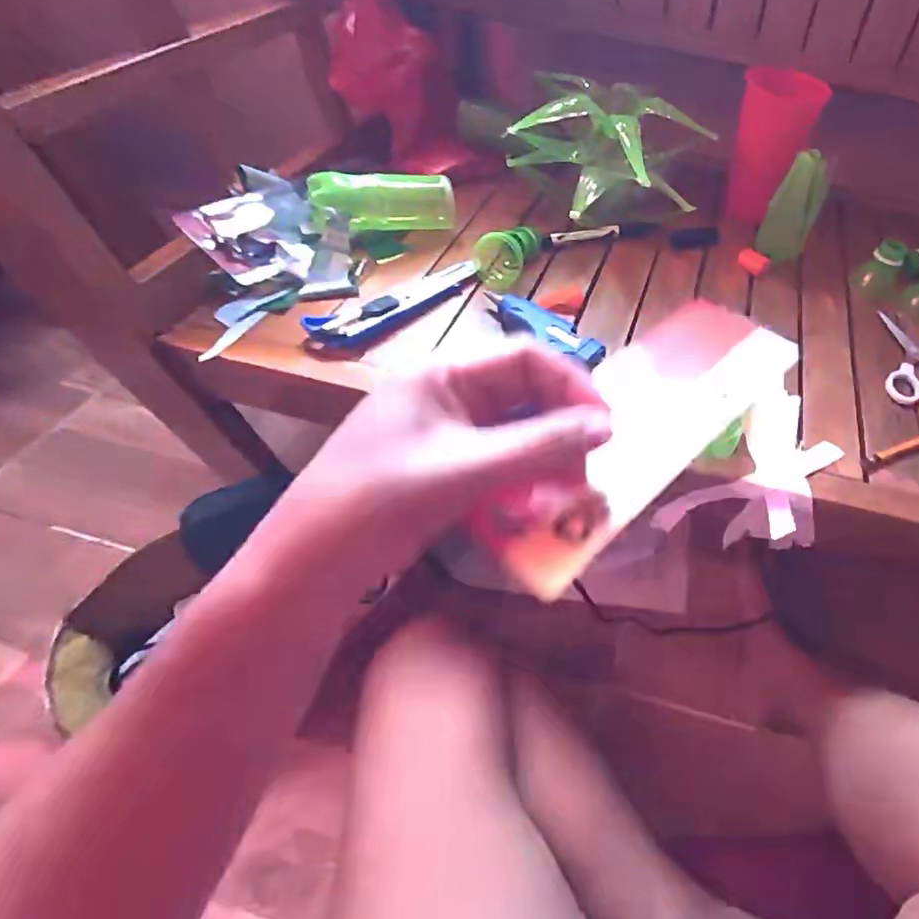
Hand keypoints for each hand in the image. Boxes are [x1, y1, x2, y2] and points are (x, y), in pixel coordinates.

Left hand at [270, 340, 612, 586]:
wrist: (312, 560)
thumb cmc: (381, 499)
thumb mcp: (465, 470)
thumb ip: (538, 446)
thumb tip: (606, 425)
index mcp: (443, 375)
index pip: (525, 358)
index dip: (572, 384)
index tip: (605, 425)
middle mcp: (445, 397)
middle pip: (522, 400)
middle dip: (558, 436)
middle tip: (582, 476)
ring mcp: (442, 437)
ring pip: (512, 439)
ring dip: (540, 468)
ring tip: (556, 503)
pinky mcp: (440, 473)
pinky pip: (494, 469)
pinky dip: (517, 489)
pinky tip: (525, 517)